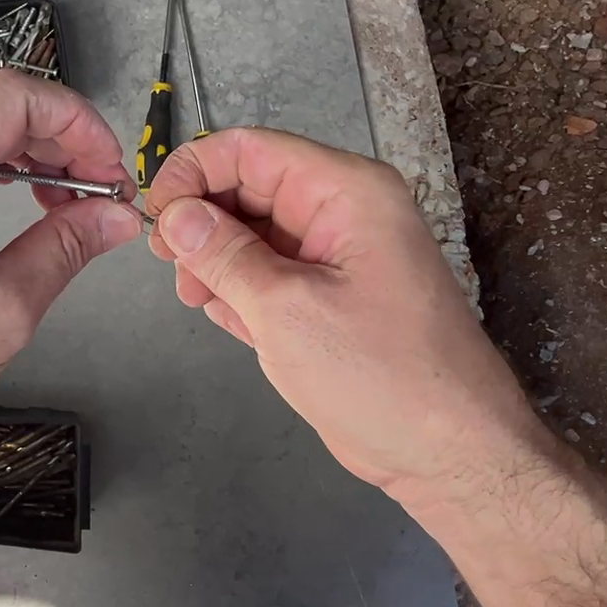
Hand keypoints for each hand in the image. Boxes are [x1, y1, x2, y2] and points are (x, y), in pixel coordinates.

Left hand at [0, 70, 144, 460]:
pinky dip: (12, 168)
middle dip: (67, 140)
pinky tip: (41, 202)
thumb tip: (118, 214)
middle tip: (107, 191)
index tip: (110, 165)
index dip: (74, 118)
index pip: (11, 98)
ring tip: (80, 202)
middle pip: (2, 108)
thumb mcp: (0, 312)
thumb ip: (65, 248)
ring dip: (43, 154)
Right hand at [145, 128, 545, 503]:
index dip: (194, 171)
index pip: (248, 149)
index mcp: (343, 190)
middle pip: (245, 187)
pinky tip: (227, 318)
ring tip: (197, 299)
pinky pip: (261, 267)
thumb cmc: (378, 374)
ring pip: (247, 229)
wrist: (449, 457)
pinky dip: (235, 286)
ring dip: (212, 259)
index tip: (158, 215)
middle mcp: (337, 208)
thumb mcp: (285, 308)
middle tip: (168, 265)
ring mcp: (329, 251)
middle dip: (200, 221)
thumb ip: (221, 253)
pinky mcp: (321, 290)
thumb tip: (173, 214)